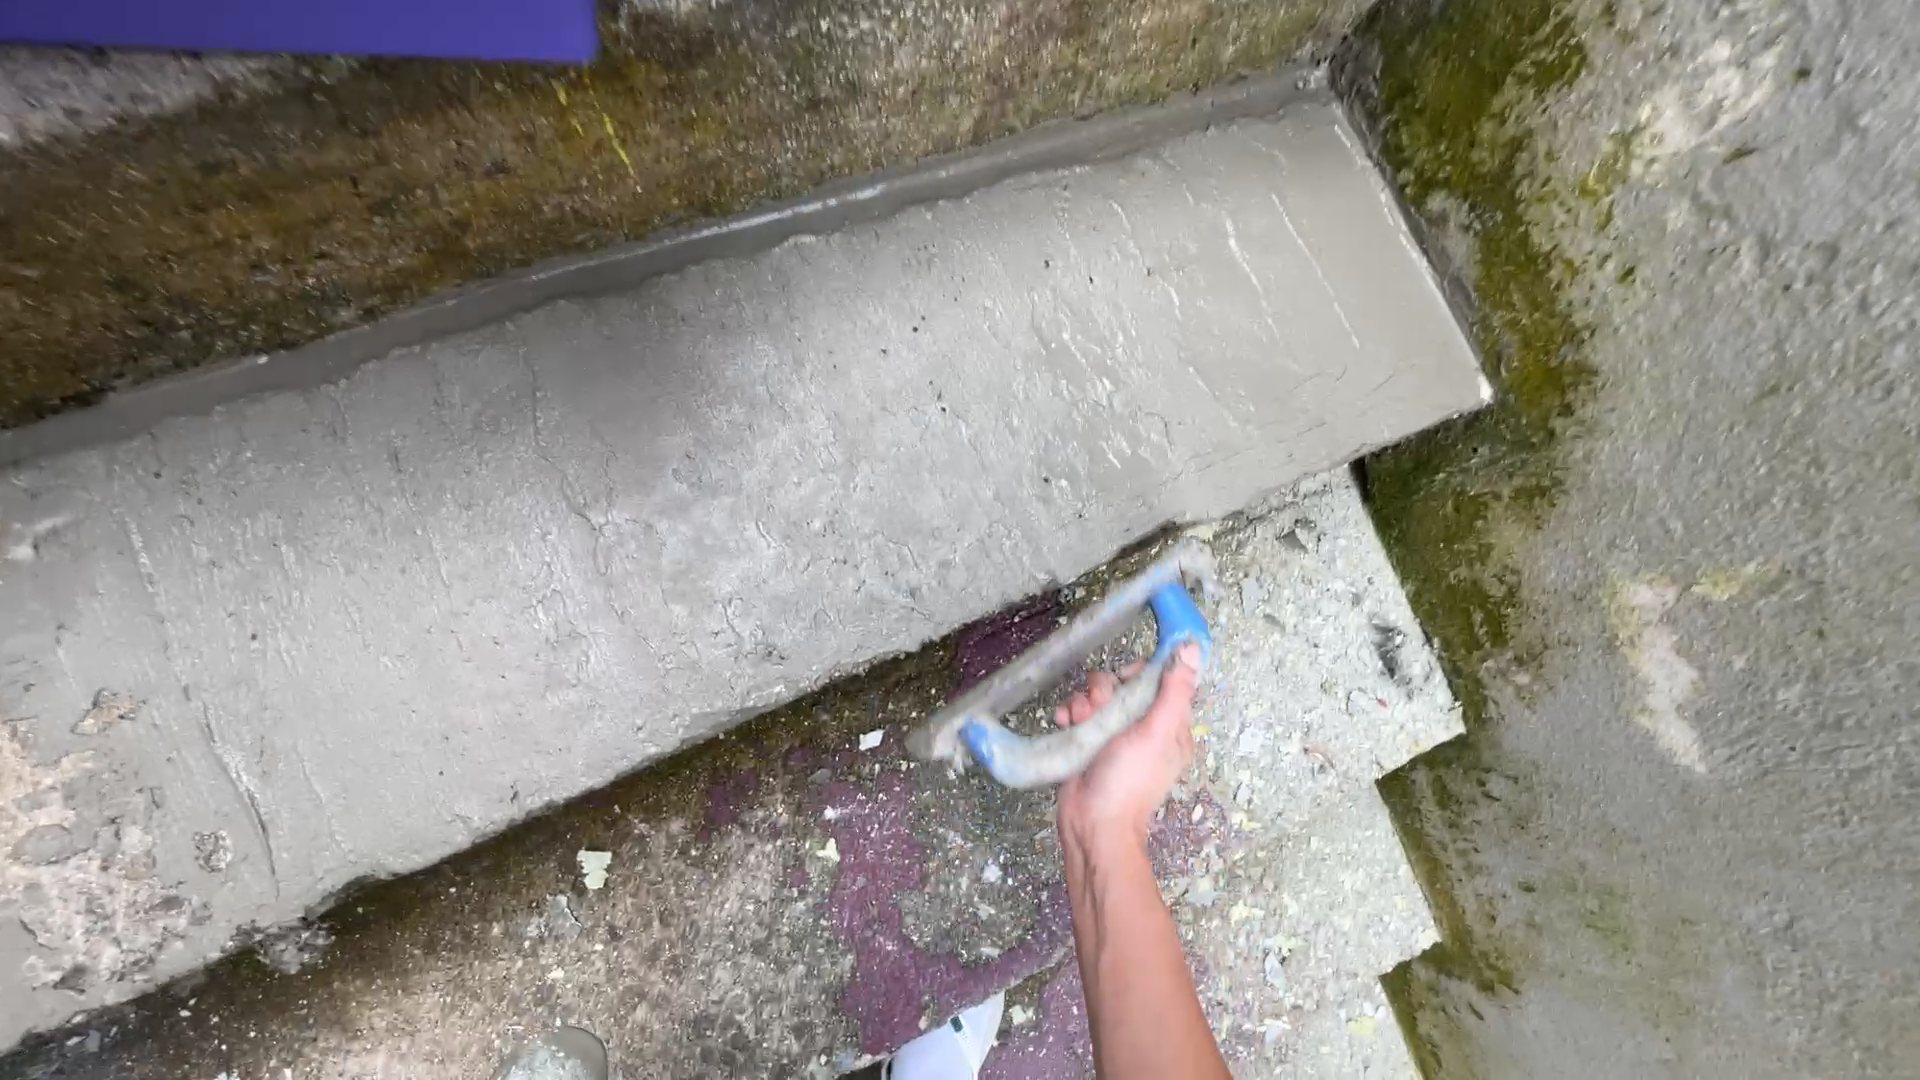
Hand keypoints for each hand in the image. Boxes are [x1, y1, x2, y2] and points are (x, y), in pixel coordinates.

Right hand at [1054, 644, 1201, 851]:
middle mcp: (1142, 727)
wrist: (1092, 823)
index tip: (1125, 676)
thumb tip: (1191, 647)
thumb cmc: (1129, 780)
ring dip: (1083, 703)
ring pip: (1095, 696)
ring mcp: (1112, 734)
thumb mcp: (1157, 732)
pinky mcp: (1086, 741)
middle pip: (1121, 684)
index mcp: (1169, 725)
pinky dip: (1068, 714)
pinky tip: (1063, 723)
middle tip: (1100, 708)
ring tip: (1079, 722)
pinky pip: (1076, 712)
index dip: (1139, 672)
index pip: (1157, 679)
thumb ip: (1174, 690)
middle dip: (1104, 690)